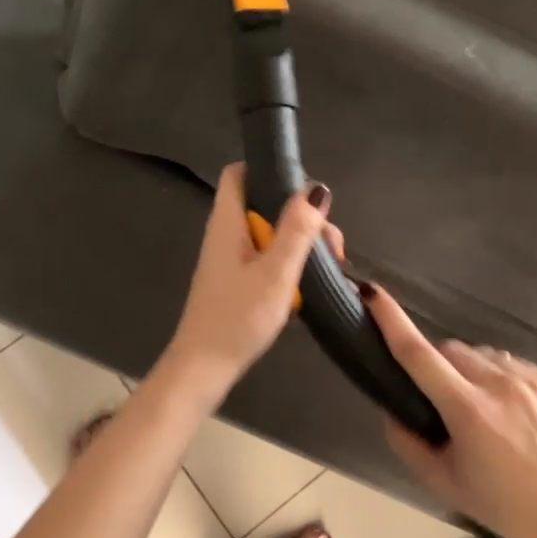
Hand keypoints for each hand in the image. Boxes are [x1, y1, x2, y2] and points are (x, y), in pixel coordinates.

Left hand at [156, 163, 332, 395]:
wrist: (204, 367)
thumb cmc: (238, 318)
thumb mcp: (276, 273)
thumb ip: (296, 230)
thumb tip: (316, 188)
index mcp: (227, 223)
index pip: (238, 174)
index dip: (268, 170)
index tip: (304, 190)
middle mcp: (225, 234)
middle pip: (263, 204)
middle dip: (300, 216)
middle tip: (332, 246)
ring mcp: (228, 259)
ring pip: (269, 234)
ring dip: (299, 244)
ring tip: (330, 267)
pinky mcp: (235, 281)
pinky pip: (265, 258)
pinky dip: (288, 264)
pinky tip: (309, 286)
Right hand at [365, 286, 536, 537]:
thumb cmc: (506, 509)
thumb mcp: (444, 484)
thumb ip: (407, 443)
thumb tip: (390, 411)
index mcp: (468, 410)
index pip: (418, 354)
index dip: (391, 320)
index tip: (373, 293)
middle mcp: (500, 384)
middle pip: (450, 350)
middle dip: (437, 367)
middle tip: (442, 403)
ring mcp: (532, 380)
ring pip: (482, 355)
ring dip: (469, 371)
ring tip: (482, 410)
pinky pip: (512, 365)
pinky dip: (500, 379)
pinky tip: (512, 414)